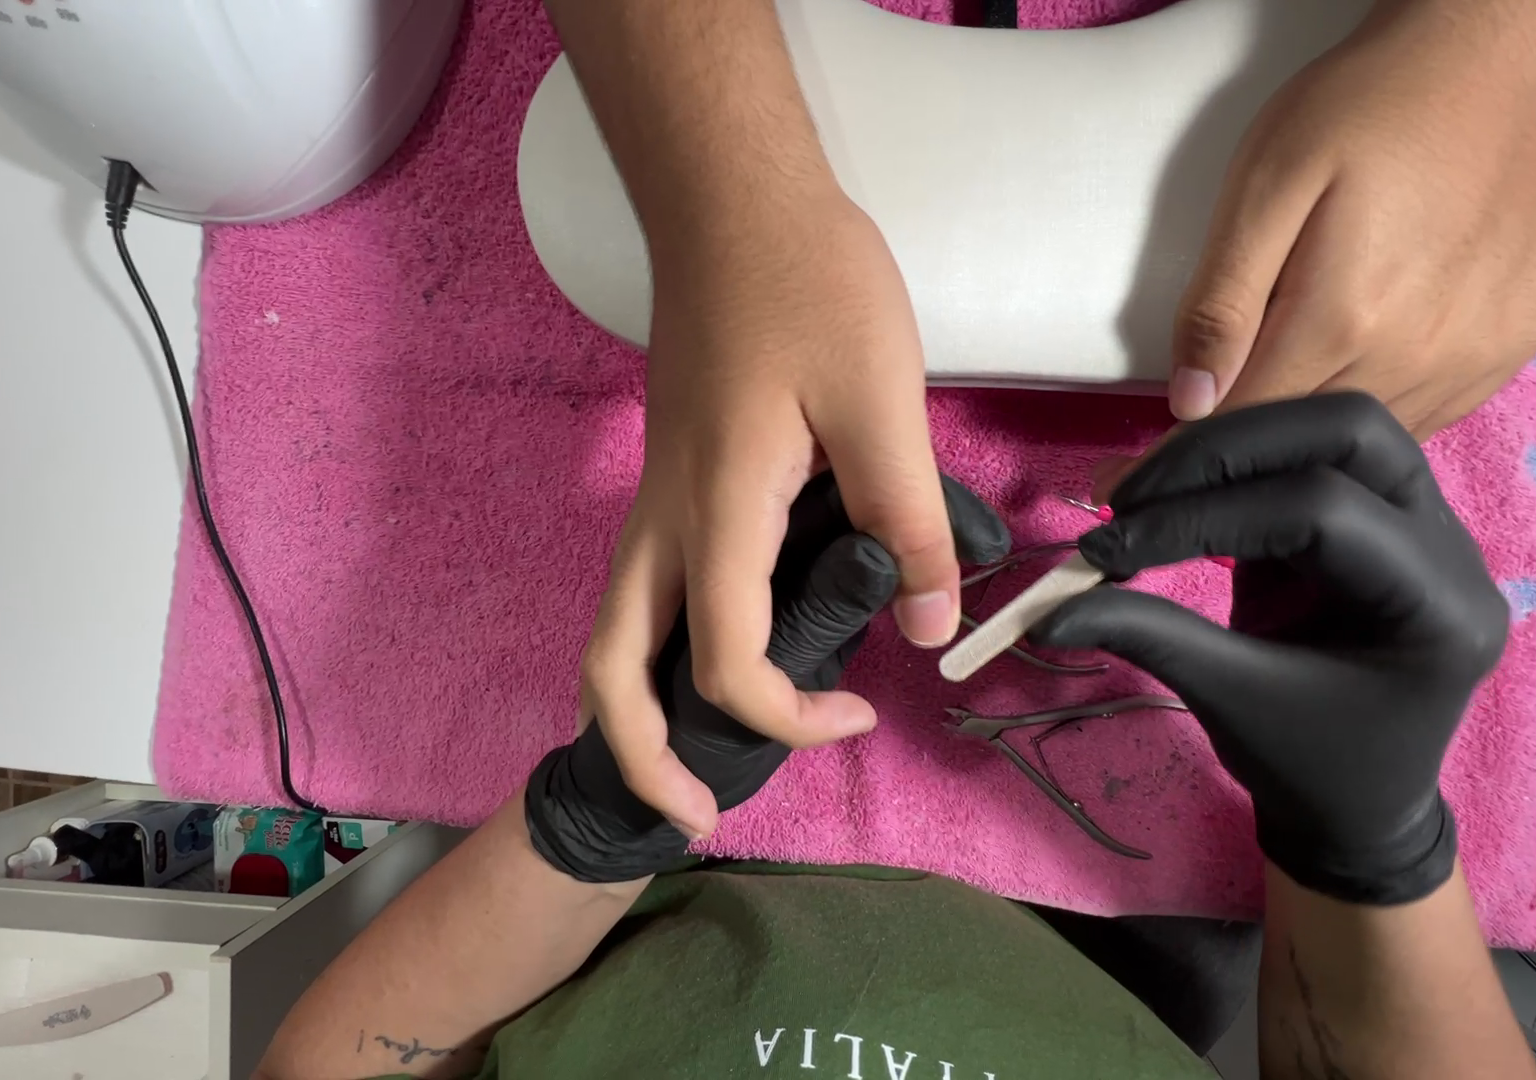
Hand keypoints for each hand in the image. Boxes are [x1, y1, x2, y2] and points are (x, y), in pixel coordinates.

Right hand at [585, 193, 962, 839]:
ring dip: (643, 707)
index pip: (727, 665)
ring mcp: (655, 505)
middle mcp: (663, 525)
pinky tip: (717, 652)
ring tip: (699, 751)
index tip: (860, 710)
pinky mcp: (670, 484)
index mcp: (717, 514)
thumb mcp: (880, 400)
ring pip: (616, 633)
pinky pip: (647, 594)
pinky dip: (664, 652)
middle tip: (693, 810)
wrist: (731, 207)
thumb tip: (926, 623)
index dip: (790, 718)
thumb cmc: (806, 286)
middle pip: (609, 669)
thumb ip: (905, 518)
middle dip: (641, 757)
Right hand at [1032, 393, 1508, 903]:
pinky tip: (1167, 502)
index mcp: (1436, 604)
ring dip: (1222, 447)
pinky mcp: (1361, 515)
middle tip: (1130, 499)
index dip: (1197, 519)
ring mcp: (1412, 520)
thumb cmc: (1308, 760)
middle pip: (1344, 430)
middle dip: (1221, 451)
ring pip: (1325, 425)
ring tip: (1142, 495)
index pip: (1318, 511)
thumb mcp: (1227, 700)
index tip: (1105, 553)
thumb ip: (1144, 635)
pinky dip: (1223, 466)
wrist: (1351, 793)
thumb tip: (1044, 614)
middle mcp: (1444, 542)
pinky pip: (1297, 454)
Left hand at [1167, 0, 1535, 436]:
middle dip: (1238, 444)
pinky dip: (1368, 416)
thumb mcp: (1261, 193)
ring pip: (1360, 439)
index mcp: (1344, 321)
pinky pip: (1425, 416)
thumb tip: (1189, 401)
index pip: (1241, 424)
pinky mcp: (1515, 342)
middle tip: (1198, 427)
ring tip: (1269, 397)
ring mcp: (1479, 355)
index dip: (1184, 449)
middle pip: (1298, 438)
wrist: (1514, 42)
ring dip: (1303, 434)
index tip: (1140, 464)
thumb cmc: (1370, 107)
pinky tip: (1339, 383)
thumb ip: (1220, 305)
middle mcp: (1419, 354)